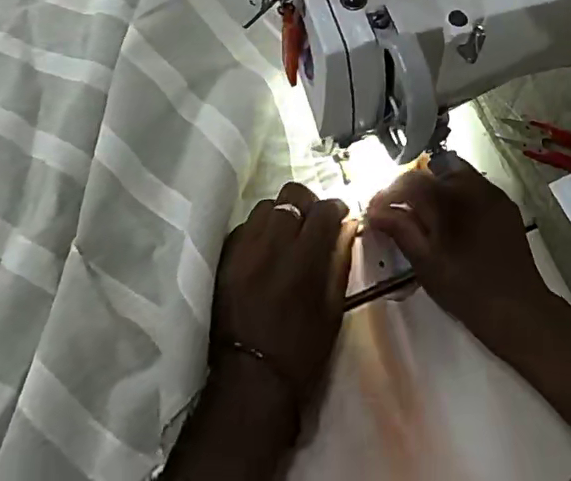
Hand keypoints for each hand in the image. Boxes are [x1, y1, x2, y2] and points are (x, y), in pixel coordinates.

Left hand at [210, 182, 355, 416]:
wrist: (250, 376)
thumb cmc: (301, 350)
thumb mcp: (332, 309)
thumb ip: (339, 261)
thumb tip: (346, 226)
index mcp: (305, 258)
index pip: (324, 210)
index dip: (335, 208)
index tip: (339, 215)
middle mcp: (272, 243)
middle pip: (291, 195)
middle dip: (307, 203)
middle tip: (312, 222)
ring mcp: (244, 245)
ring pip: (266, 206)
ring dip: (281, 215)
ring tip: (286, 236)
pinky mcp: (224, 254)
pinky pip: (245, 226)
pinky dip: (259, 231)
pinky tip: (264, 251)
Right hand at [365, 157, 550, 348]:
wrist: (519, 310)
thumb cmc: (465, 289)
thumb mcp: (424, 262)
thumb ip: (398, 229)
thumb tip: (374, 211)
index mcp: (446, 199)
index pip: (408, 181)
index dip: (388, 193)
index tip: (376, 210)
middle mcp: (469, 186)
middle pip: (431, 168)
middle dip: (412, 184)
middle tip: (402, 209)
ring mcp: (490, 193)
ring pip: (454, 171)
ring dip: (436, 184)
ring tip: (429, 212)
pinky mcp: (504, 204)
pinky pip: (474, 185)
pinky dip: (458, 193)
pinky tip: (455, 220)